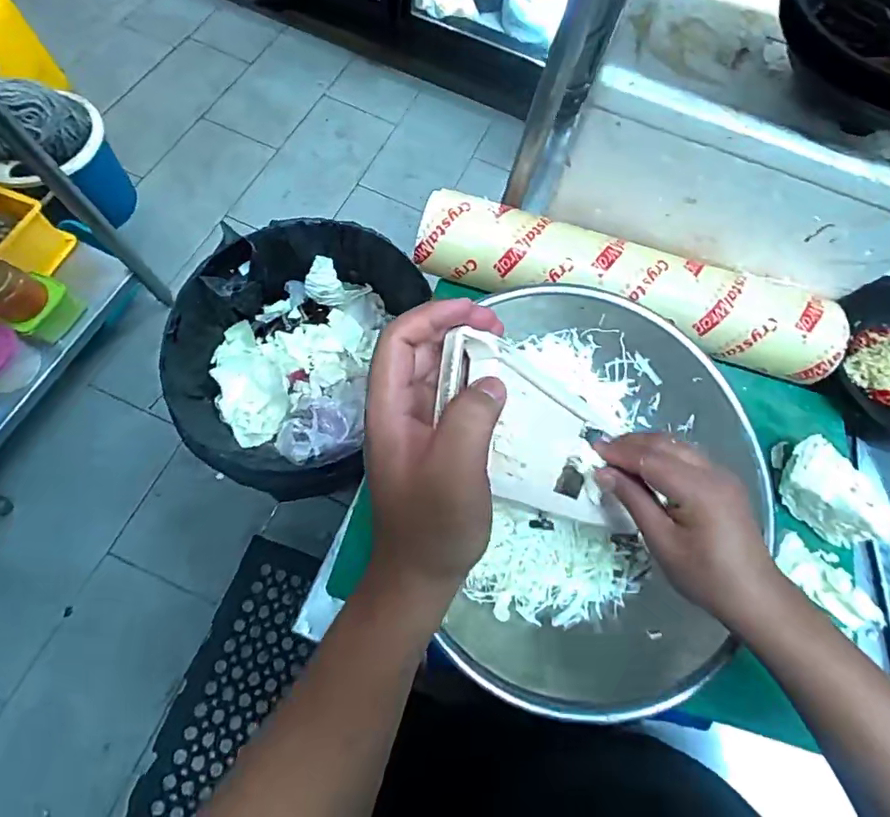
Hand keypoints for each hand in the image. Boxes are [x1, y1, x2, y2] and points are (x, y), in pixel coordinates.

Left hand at [363, 299, 506, 608]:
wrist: (420, 576)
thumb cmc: (432, 526)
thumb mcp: (455, 469)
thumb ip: (471, 417)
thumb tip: (491, 380)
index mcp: (388, 408)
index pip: (397, 342)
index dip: (431, 317)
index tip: (475, 312)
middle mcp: (397, 409)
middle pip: (416, 350)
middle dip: (453, 327)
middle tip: (498, 328)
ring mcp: (414, 425)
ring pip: (435, 371)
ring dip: (464, 352)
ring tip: (501, 348)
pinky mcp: (433, 440)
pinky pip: (449, 397)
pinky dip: (471, 381)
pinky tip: (496, 384)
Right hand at [594, 434, 784, 627]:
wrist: (756, 597)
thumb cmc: (706, 577)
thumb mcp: (662, 542)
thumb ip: (634, 501)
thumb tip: (604, 473)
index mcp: (699, 489)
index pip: (650, 459)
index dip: (620, 452)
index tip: (593, 449)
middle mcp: (713, 473)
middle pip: (665, 445)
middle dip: (631, 443)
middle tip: (602, 449)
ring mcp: (723, 475)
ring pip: (677, 446)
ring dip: (647, 445)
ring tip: (619, 454)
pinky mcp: (725, 482)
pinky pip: (688, 456)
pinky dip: (663, 454)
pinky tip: (648, 465)